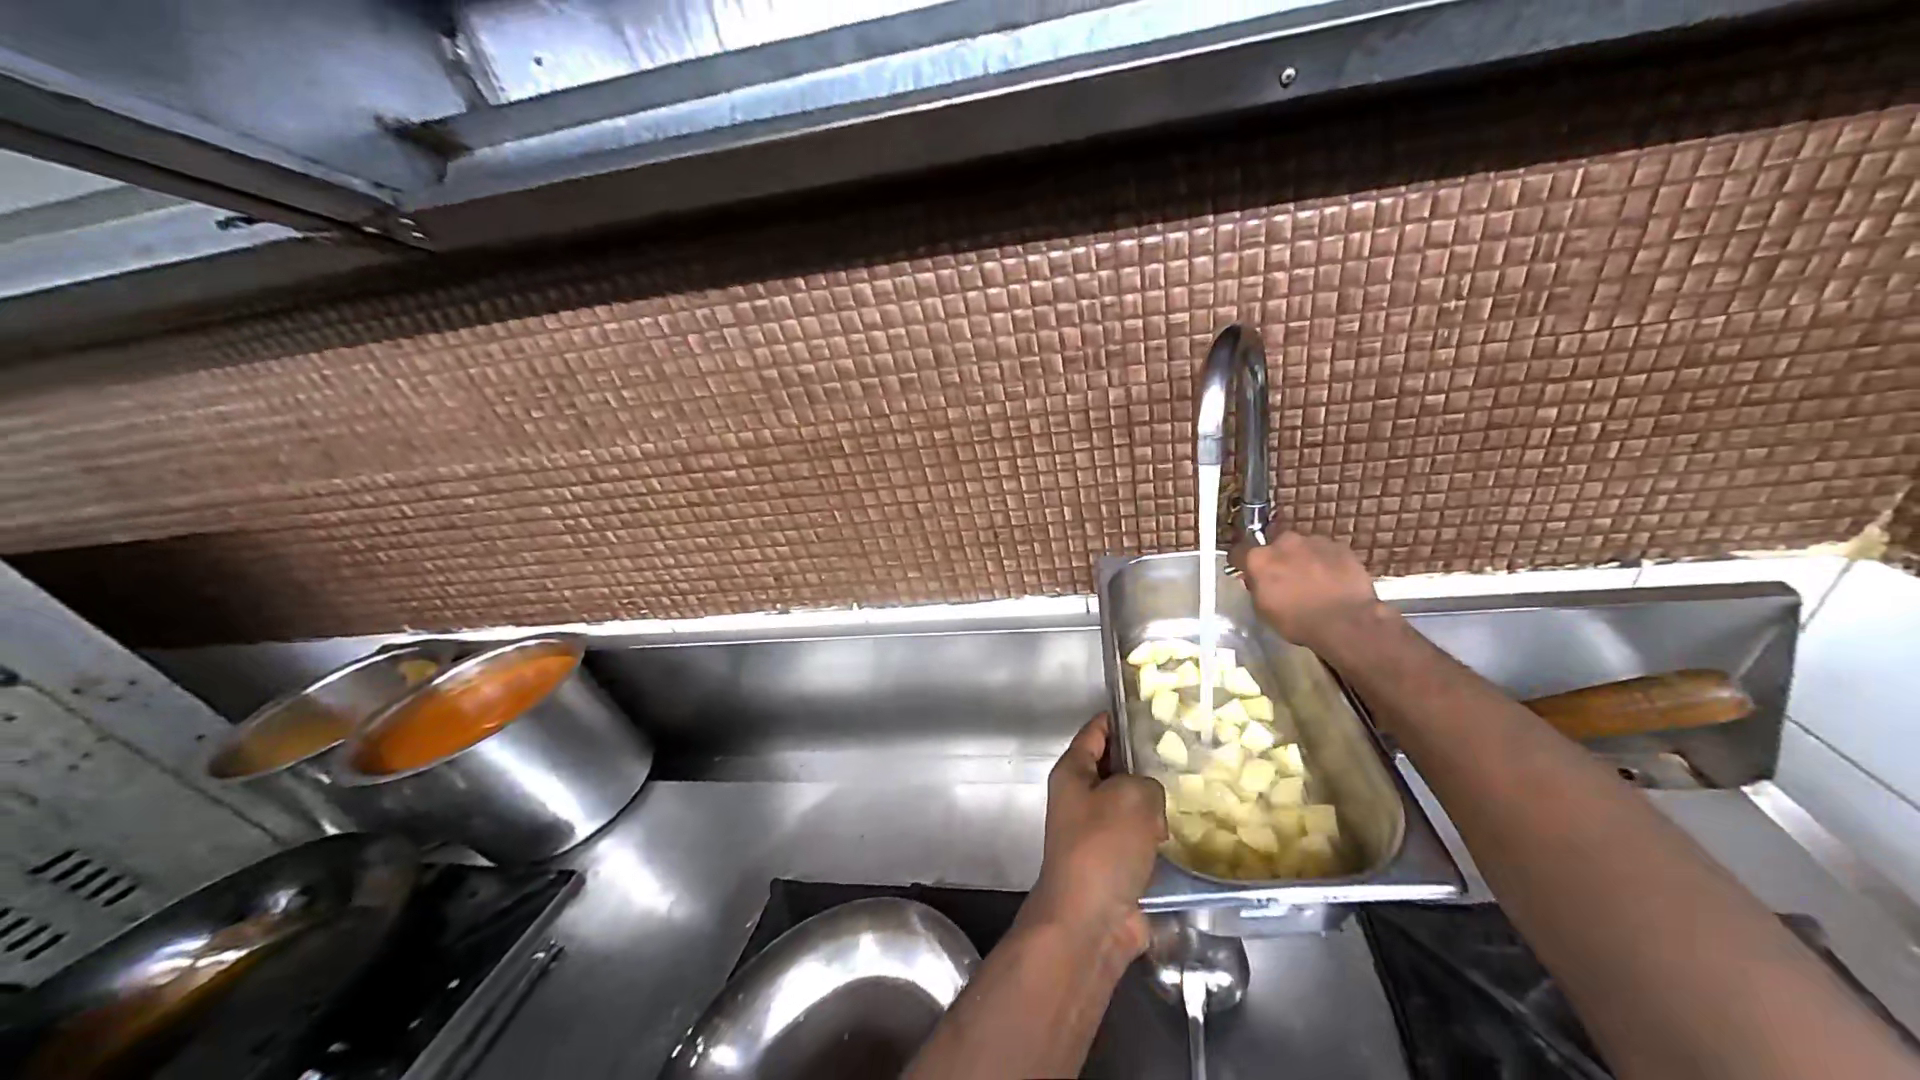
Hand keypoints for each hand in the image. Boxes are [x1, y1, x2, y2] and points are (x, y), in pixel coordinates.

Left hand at [1021, 714, 1165, 957]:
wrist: (1090, 919)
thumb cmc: (1104, 847)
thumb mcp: (1131, 796)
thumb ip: (1147, 782)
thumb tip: (1148, 803)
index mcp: (1072, 773)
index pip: (1095, 732)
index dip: (1117, 718)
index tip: (1146, 709)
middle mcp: (1078, 798)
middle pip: (1112, 767)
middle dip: (1142, 761)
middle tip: (1182, 751)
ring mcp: (1094, 832)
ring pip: (1127, 804)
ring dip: (1152, 802)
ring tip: (1189, 790)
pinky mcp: (1112, 862)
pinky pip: (1137, 836)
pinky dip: (1154, 835)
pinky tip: (1181, 833)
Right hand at [1229, 531, 1385, 653]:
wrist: (1345, 622)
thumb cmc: (1297, 621)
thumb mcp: (1264, 609)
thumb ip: (1257, 587)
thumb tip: (1258, 579)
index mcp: (1259, 559)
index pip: (1239, 552)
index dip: (1242, 563)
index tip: (1246, 572)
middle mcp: (1284, 542)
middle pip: (1275, 545)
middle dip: (1278, 558)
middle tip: (1286, 578)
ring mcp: (1314, 542)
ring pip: (1302, 546)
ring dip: (1303, 558)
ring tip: (1314, 580)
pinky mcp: (1340, 547)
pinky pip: (1327, 551)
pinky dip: (1326, 562)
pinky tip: (1333, 580)